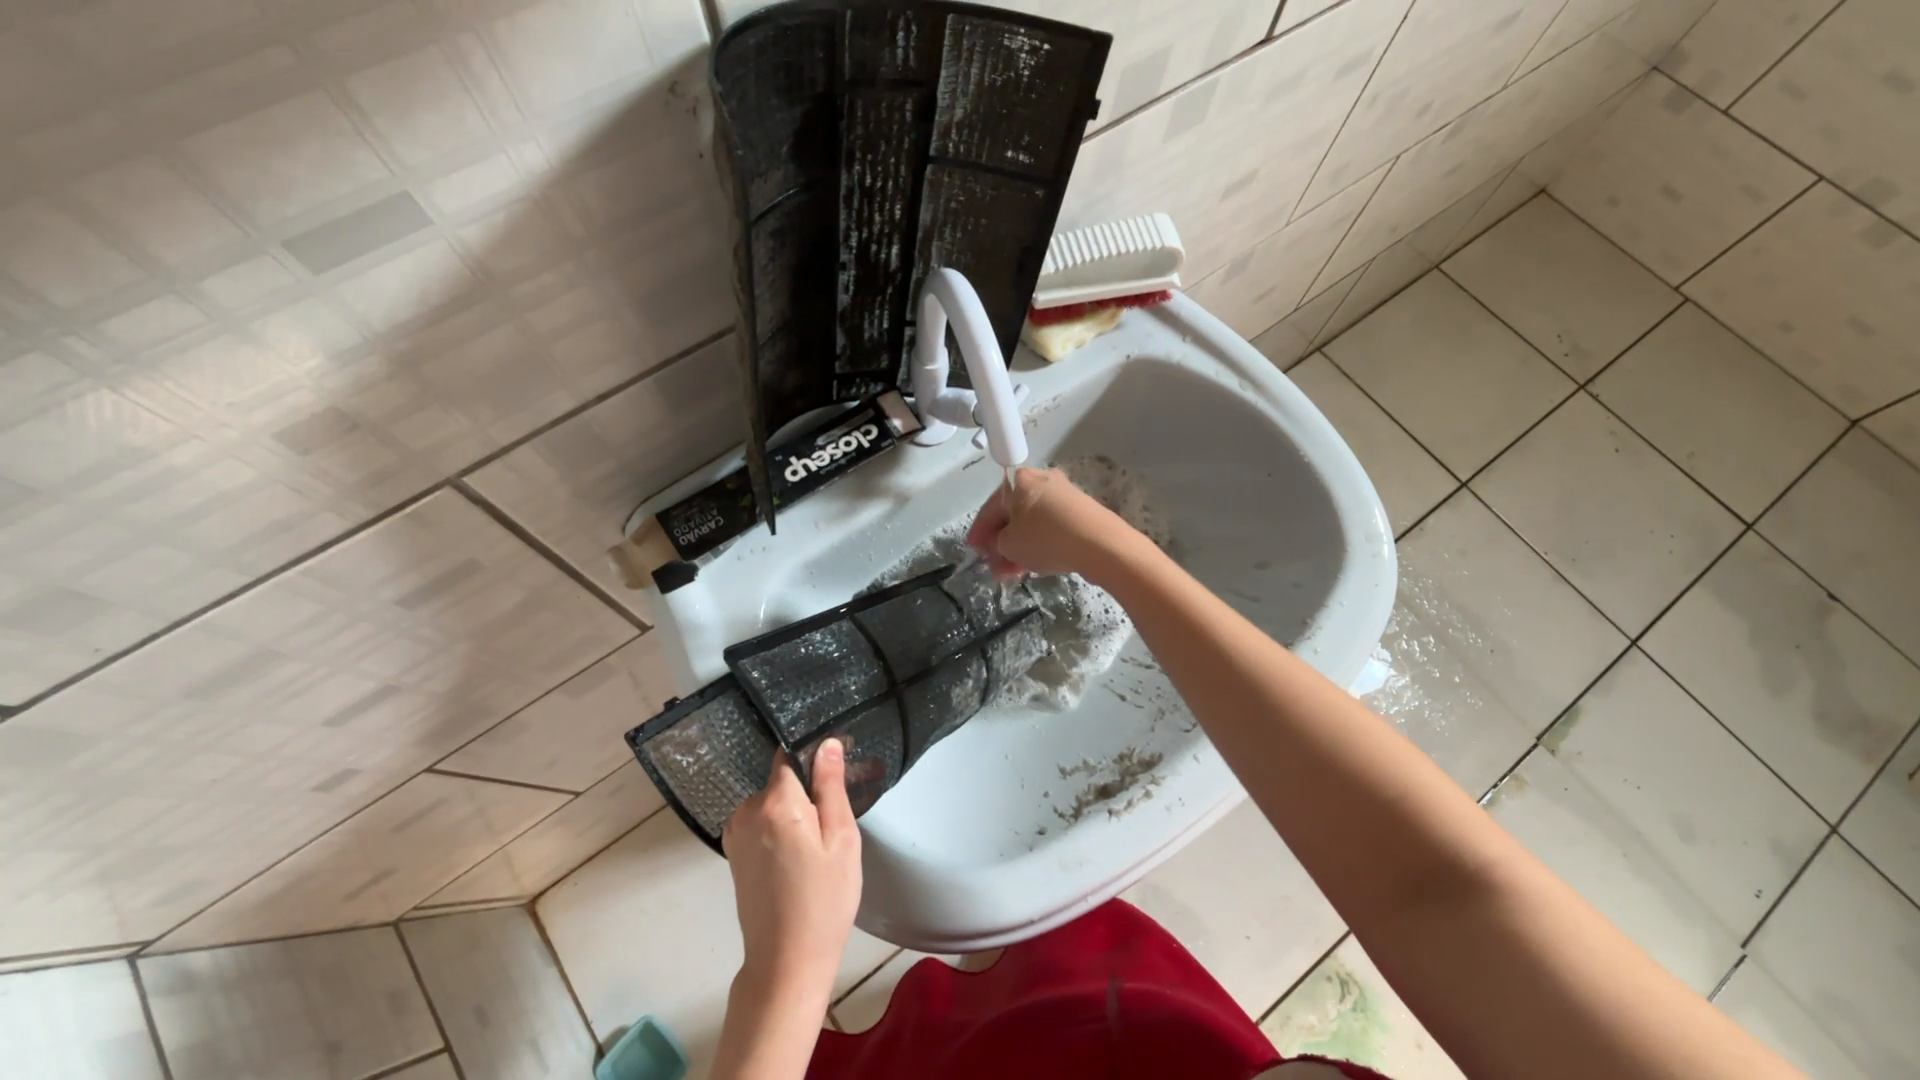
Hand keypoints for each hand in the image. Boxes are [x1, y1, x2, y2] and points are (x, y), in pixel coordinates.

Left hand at [722, 739, 861, 1000]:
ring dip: (794, 813)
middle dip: (808, 792)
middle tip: (834, 826)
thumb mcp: (841, 840)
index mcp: (776, 802)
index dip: (815, 756)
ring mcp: (735, 832)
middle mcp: (747, 810)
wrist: (787, 960)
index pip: (790, 755)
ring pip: (772, 803)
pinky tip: (797, 859)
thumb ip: (831, 786)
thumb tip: (827, 743)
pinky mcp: (733, 852)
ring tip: (817, 848)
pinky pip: (761, 823)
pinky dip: (779, 829)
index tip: (837, 773)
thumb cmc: (825, 899)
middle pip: (782, 781)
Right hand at [966, 466, 1138, 579]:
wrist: (1101, 543)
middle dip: (1000, 542)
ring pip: (1031, 523)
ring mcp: (1063, 495)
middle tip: (993, 566)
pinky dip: (1037, 543)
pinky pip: (1049, 527)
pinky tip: (1033, 563)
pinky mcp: (1079, 511)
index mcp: (1019, 480)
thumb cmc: (1046, 538)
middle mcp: (1041, 480)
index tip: (972, 550)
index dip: (979, 532)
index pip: (990, 508)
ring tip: (1012, 572)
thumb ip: (996, 546)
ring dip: (1018, 546)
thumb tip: (997, 547)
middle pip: (1012, 514)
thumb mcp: (1010, 545)